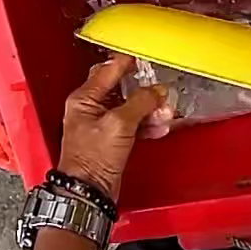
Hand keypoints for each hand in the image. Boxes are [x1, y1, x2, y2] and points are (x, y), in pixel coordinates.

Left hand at [55, 55, 169, 202]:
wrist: (89, 191)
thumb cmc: (91, 159)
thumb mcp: (119, 124)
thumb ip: (140, 103)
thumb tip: (156, 91)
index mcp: (84, 98)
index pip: (108, 70)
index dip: (129, 62)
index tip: (147, 58)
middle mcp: (90, 108)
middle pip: (122, 88)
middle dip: (145, 90)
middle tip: (161, 91)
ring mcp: (101, 124)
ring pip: (130, 107)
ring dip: (149, 109)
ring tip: (165, 113)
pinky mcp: (111, 139)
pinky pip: (132, 124)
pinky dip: (146, 124)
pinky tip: (159, 127)